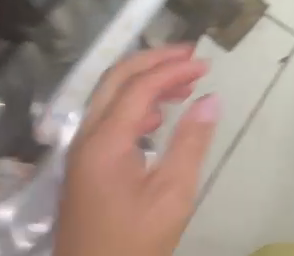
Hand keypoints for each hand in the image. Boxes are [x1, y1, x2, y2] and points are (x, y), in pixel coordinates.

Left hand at [55, 43, 219, 255]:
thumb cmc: (133, 246)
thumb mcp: (172, 196)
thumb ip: (191, 142)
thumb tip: (211, 98)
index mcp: (104, 142)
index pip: (140, 86)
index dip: (174, 69)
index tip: (207, 65)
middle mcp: (86, 138)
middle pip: (116, 78)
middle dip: (154, 61)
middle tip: (191, 57)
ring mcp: (82, 154)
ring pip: (110, 96)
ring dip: (145, 81)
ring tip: (184, 85)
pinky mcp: (85, 168)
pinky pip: (108, 118)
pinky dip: (135, 104)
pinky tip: (159, 117)